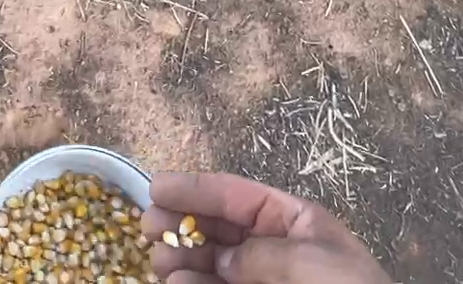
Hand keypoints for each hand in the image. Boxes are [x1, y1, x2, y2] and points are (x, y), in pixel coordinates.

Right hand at [141, 172, 391, 283]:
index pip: (236, 195)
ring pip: (213, 265)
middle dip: (181, 224)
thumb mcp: (313, 262)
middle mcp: (276, 249)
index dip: (194, 188)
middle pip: (218, 228)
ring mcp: (266, 282)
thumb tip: (223, 262)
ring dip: (183, 260)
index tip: (156, 187)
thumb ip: (261, 254)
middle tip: (148, 228)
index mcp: (294, 222)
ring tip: (159, 265)